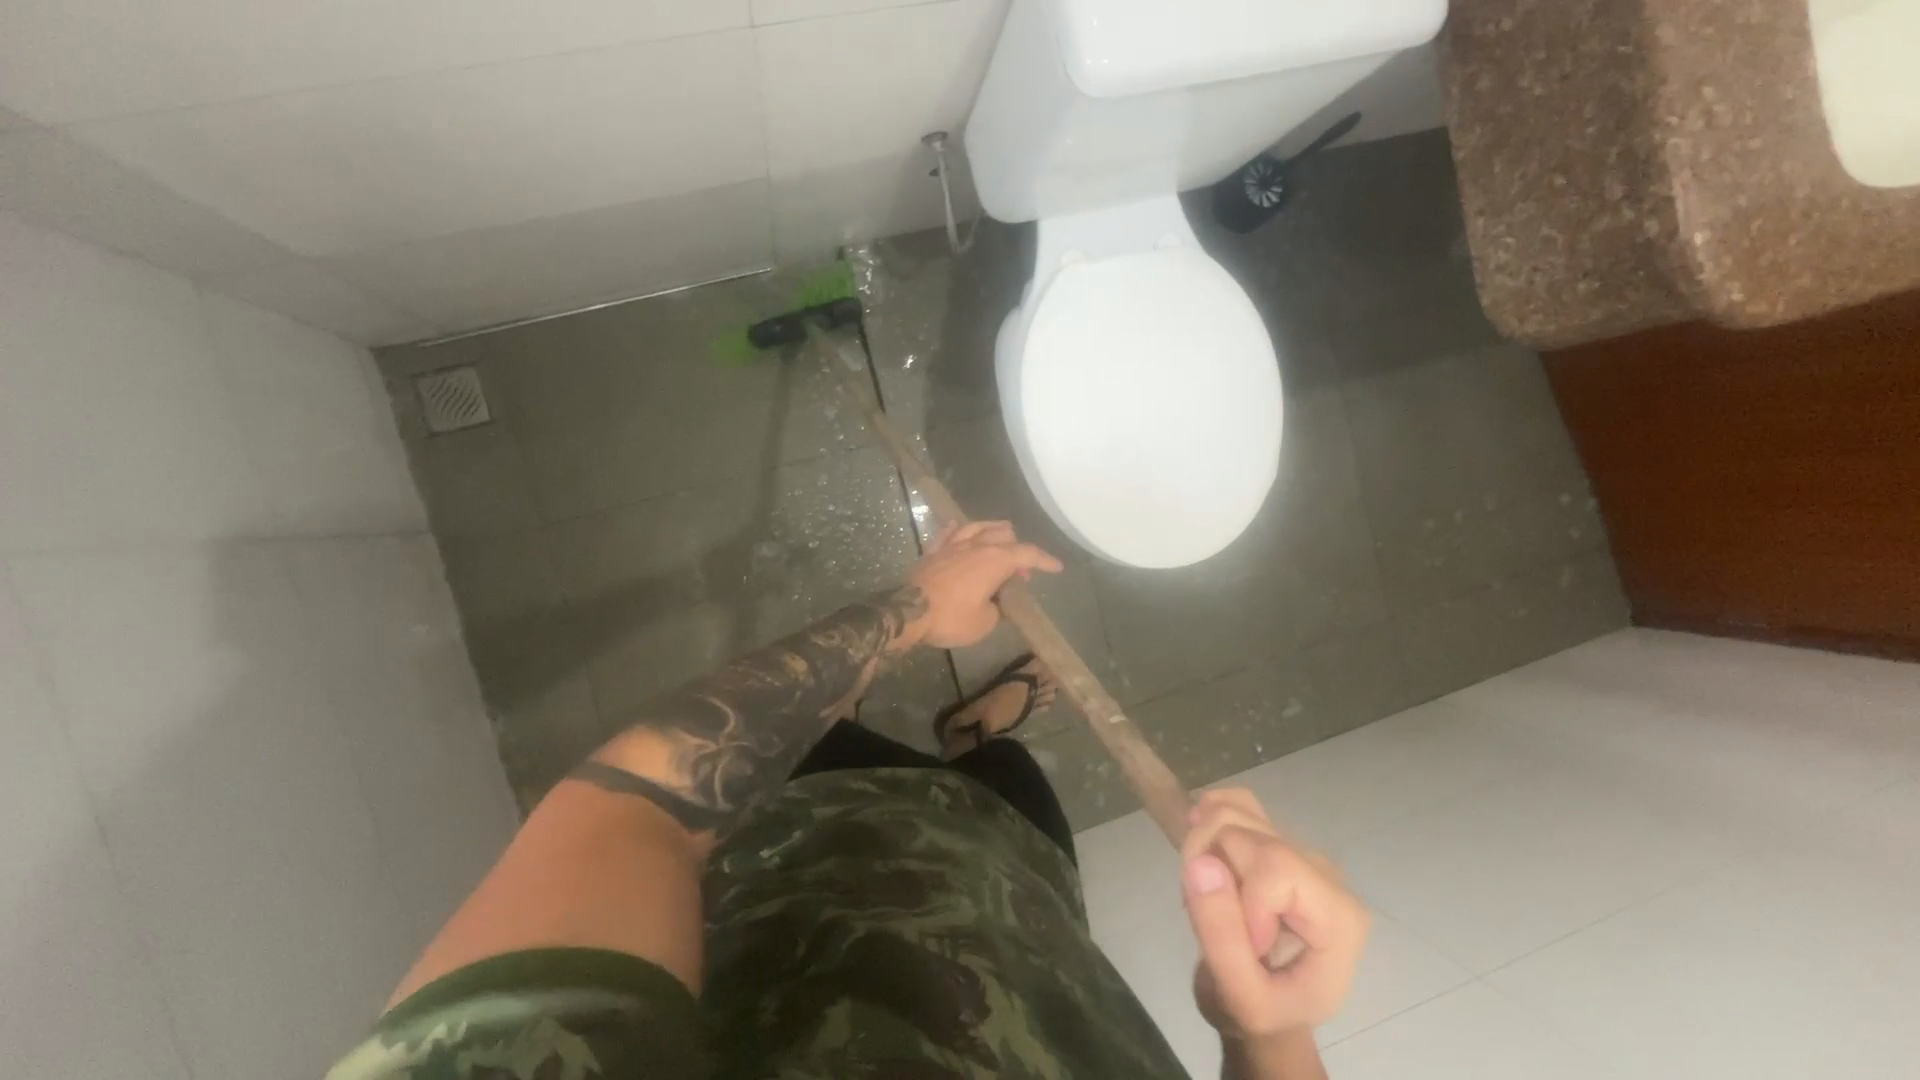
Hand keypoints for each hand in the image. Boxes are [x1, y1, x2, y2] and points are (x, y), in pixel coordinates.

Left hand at [904, 521, 1062, 648]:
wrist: (908, 612)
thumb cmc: (951, 618)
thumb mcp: (985, 622)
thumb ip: (996, 608)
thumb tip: (993, 602)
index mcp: (995, 560)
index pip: (1028, 554)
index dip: (1045, 560)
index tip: (1057, 568)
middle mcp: (976, 546)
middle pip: (1004, 534)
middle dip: (1018, 549)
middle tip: (1021, 572)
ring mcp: (952, 545)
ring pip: (977, 527)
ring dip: (993, 530)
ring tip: (1002, 536)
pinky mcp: (932, 552)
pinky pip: (948, 533)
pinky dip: (958, 530)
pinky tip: (960, 528)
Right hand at [1182, 789, 1369, 1043]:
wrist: (1271, 1012)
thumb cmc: (1265, 1012)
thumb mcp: (1242, 999)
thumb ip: (1222, 937)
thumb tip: (1201, 861)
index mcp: (1338, 917)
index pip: (1275, 867)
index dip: (1240, 902)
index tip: (1244, 948)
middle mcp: (1326, 873)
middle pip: (1248, 835)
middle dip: (1209, 870)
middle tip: (1205, 919)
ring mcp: (1300, 851)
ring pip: (1234, 813)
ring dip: (1202, 850)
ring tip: (1208, 896)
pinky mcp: (1276, 839)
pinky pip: (1236, 801)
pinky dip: (1207, 818)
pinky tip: (1203, 854)